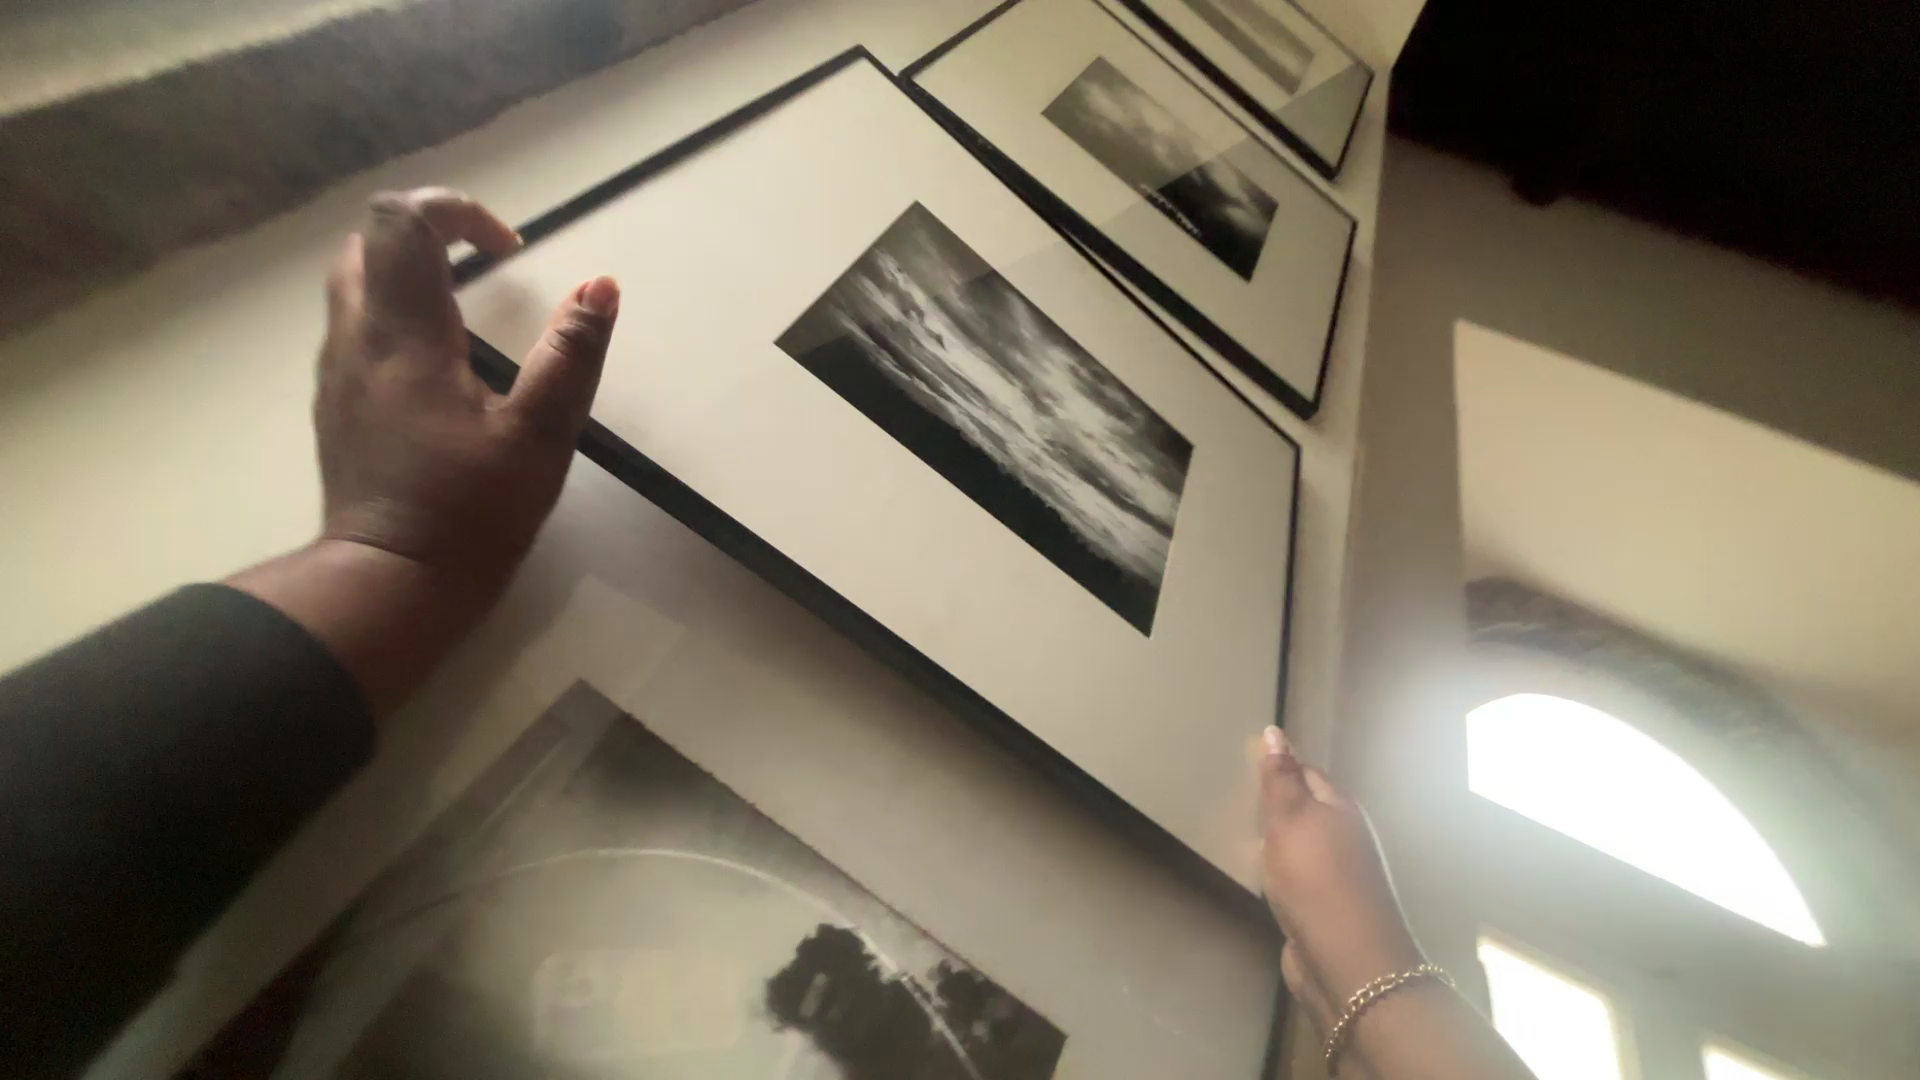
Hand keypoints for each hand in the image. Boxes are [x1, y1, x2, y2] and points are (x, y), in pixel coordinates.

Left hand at [230, 187, 620, 714]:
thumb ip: (572, 356)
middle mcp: (357, 339)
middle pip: (366, 243)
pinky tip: (445, 362)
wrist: (394, 578)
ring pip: (354, 284)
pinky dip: (398, 313)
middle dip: (428, 235)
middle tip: (488, 267)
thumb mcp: (541, 433)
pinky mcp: (339, 404)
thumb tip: (602, 287)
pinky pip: (358, 328)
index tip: (511, 247)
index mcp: (404, 336)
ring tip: (473, 310)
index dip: (457, 211)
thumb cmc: (474, 508)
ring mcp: (339, 372)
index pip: (402, 223)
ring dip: (410, 272)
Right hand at [1258, 728, 1424, 1039]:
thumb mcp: (1291, 818)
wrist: (1349, 965)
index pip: (1306, 772)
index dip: (1279, 764)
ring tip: (1240, 830)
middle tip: (1236, 795)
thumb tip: (1274, 730)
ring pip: (1303, 843)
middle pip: (1308, 807)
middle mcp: (1346, 837)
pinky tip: (1261, 874)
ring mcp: (1340, 875)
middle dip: (1277, 801)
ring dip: (1277, 837)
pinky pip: (1299, 875)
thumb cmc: (1316, 880)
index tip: (1244, 761)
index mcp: (1340, 808)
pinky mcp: (1327, 908)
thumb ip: (1279, 777)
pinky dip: (1280, 869)